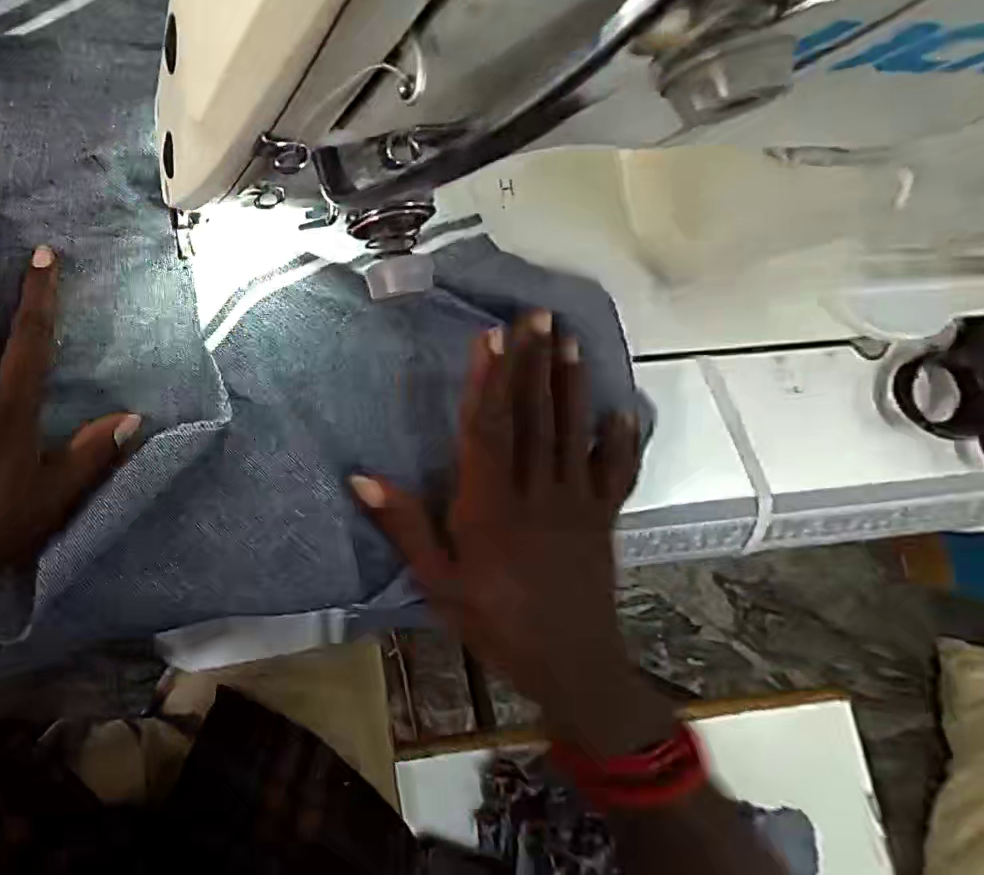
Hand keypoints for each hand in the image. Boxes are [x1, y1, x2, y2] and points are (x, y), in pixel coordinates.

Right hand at [349, 310, 641, 708]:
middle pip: (534, 418)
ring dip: (570, 382)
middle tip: (537, 315)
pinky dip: (622, 438)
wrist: (572, 667)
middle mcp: (538, 493)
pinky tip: (622, 408)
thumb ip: (404, 525)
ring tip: (568, 338)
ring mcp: (576, 503)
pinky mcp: (603, 518)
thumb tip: (360, 476)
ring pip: (572, 432)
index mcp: (492, 506)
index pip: (489, 430)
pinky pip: (615, 472)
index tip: (491, 336)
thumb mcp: (437, 581)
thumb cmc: (494, 622)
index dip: (489, 380)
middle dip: (533, 363)